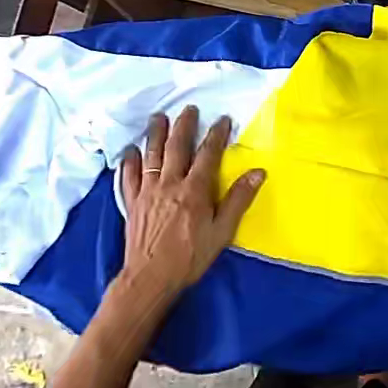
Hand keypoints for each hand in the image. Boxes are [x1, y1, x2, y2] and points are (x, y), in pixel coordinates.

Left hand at [115, 106, 265, 306]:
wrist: (150, 278)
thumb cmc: (191, 256)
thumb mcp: (223, 230)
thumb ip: (239, 199)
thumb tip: (258, 173)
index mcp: (194, 190)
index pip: (208, 155)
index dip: (216, 135)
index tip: (223, 120)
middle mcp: (169, 185)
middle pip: (176, 148)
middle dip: (184, 126)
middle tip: (189, 109)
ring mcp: (147, 192)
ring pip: (151, 156)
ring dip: (156, 134)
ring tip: (159, 118)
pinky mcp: (132, 203)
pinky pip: (129, 176)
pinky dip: (131, 161)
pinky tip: (132, 151)